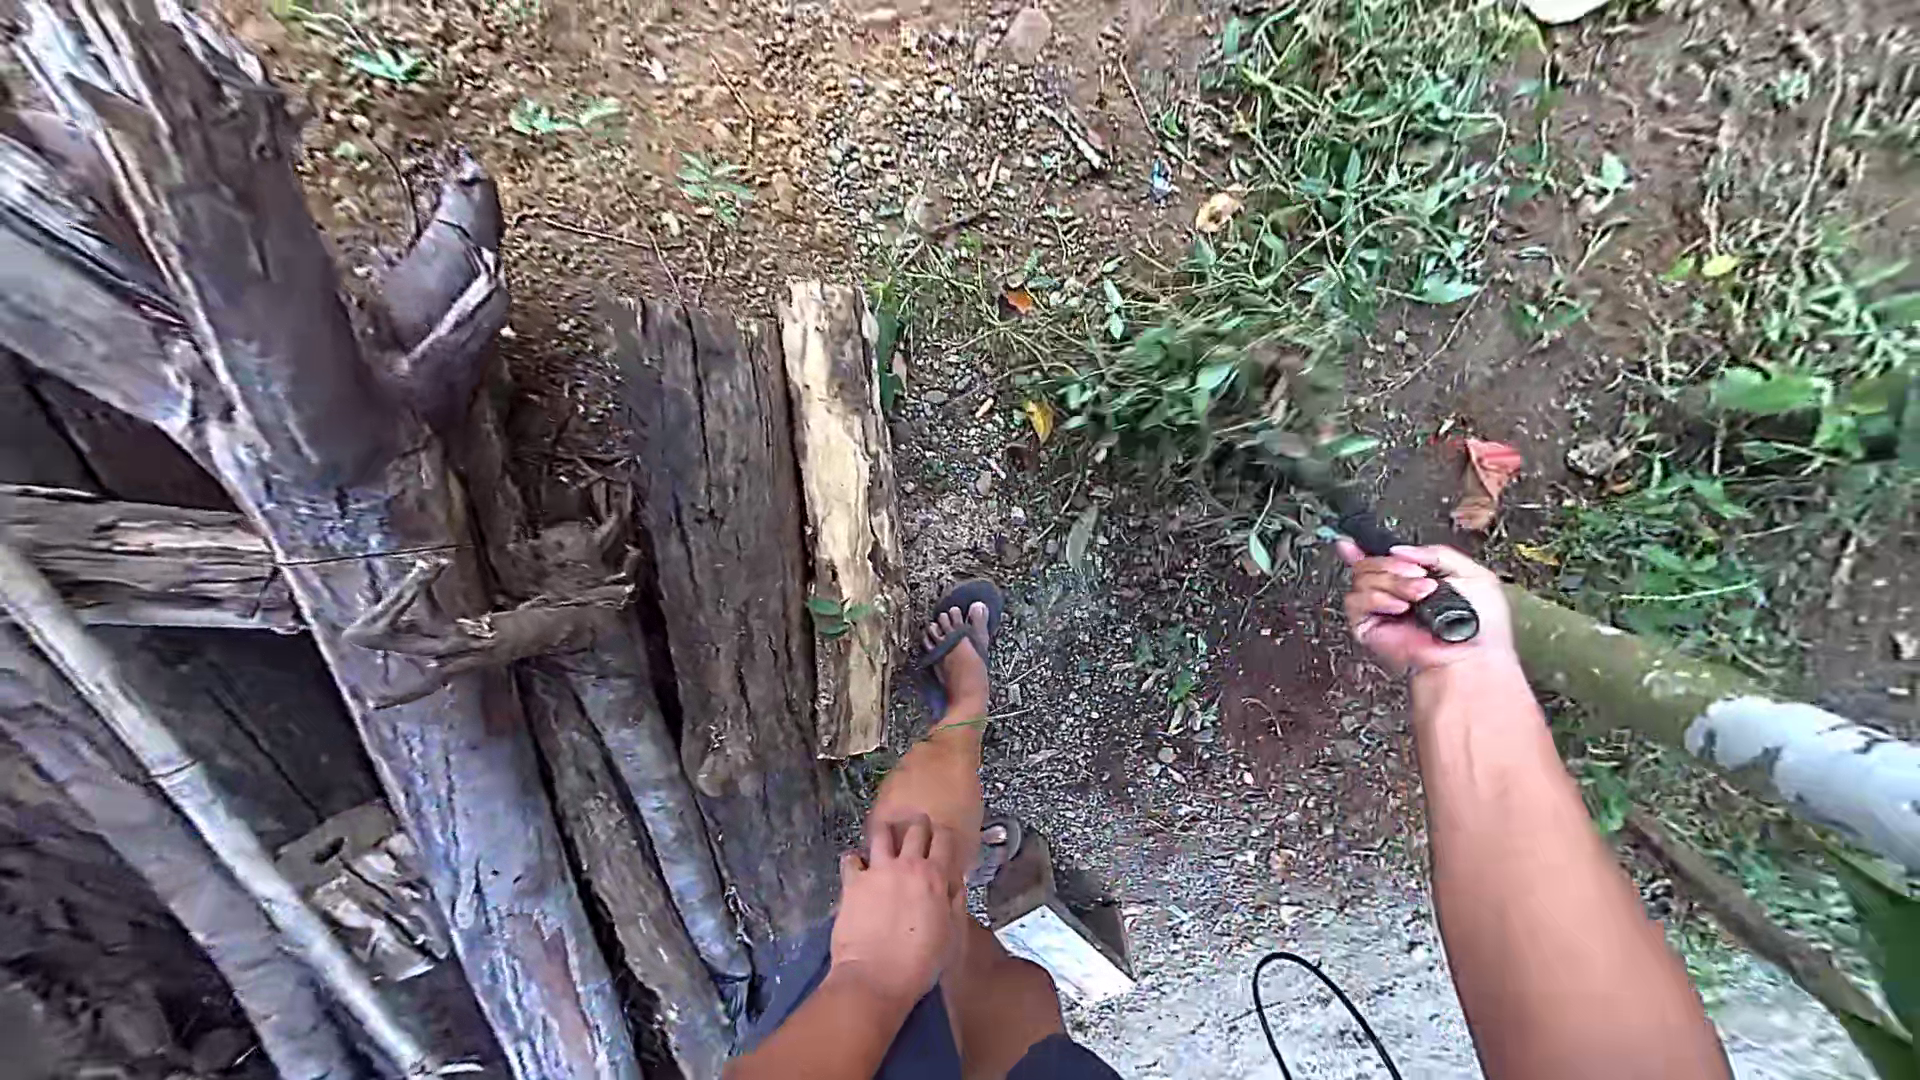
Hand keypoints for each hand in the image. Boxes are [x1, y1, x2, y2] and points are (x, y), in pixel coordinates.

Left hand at [828, 815, 955, 1010]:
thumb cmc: (918, 965)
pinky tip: (855, 866)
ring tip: (885, 835)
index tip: (942, 836)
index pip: (944, 841)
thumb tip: (956, 883)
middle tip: (918, 826)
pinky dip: (854, 860)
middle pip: (916, 829)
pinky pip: (851, 859)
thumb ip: (954, 904)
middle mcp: (907, 865)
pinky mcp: (853, 882)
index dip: (944, 834)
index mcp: (934, 877)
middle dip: (919, 824)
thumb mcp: (950, 936)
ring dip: (885, 831)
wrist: (875, 980)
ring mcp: (878, 870)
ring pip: (882, 833)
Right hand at [1335, 541, 1516, 677]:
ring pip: (1363, 578)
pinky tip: (1399, 607)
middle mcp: (1391, 591)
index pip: (1378, 558)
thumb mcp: (1474, 575)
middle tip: (1419, 578)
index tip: (1350, 541)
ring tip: (1419, 596)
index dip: (1360, 548)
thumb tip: (1398, 550)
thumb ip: (1438, 553)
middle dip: (1393, 567)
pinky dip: (1378, 599)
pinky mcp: (1365, 623)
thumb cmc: (1481, 626)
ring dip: (1394, 583)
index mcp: (1413, 578)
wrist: (1471, 655)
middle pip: (1369, 563)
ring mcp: (1377, 607)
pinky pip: (1356, 600)